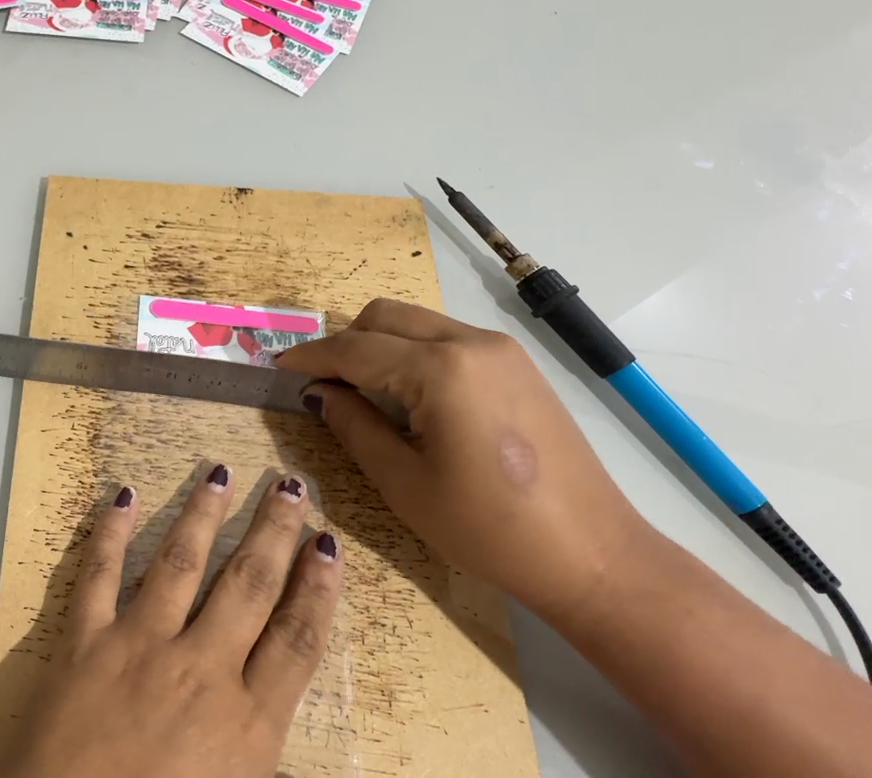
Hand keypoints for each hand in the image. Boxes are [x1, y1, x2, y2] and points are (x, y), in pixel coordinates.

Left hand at [0, 467, 341, 777]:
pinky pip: (100, 573)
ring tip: (221, 473)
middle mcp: (199, 671)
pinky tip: (123, 495)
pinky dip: (111, 532)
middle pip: (247, 586)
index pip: (296, 640)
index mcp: (245, 723)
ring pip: (180, 563)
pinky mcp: (84, 640)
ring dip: (203, 514)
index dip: (317, 590)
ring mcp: (139, 647)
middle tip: (291, 487)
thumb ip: (260, 745)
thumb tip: (278, 700)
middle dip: (273, 532)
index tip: (329, 545)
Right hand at [276, 299, 648, 617]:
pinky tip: (410, 397)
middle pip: (385, 316)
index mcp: (440, 370)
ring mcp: (501, 349)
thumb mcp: (404, 483)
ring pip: (417, 322)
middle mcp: (471, 342)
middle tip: (322, 383)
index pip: (356, 349)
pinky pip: (447, 338)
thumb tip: (319, 393)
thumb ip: (354, 425)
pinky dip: (414, 352)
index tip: (279, 368)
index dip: (312, 357)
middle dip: (345, 342)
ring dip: (380, 344)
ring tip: (362, 391)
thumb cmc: (489, 529)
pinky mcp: (518, 364)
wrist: (593, 555)